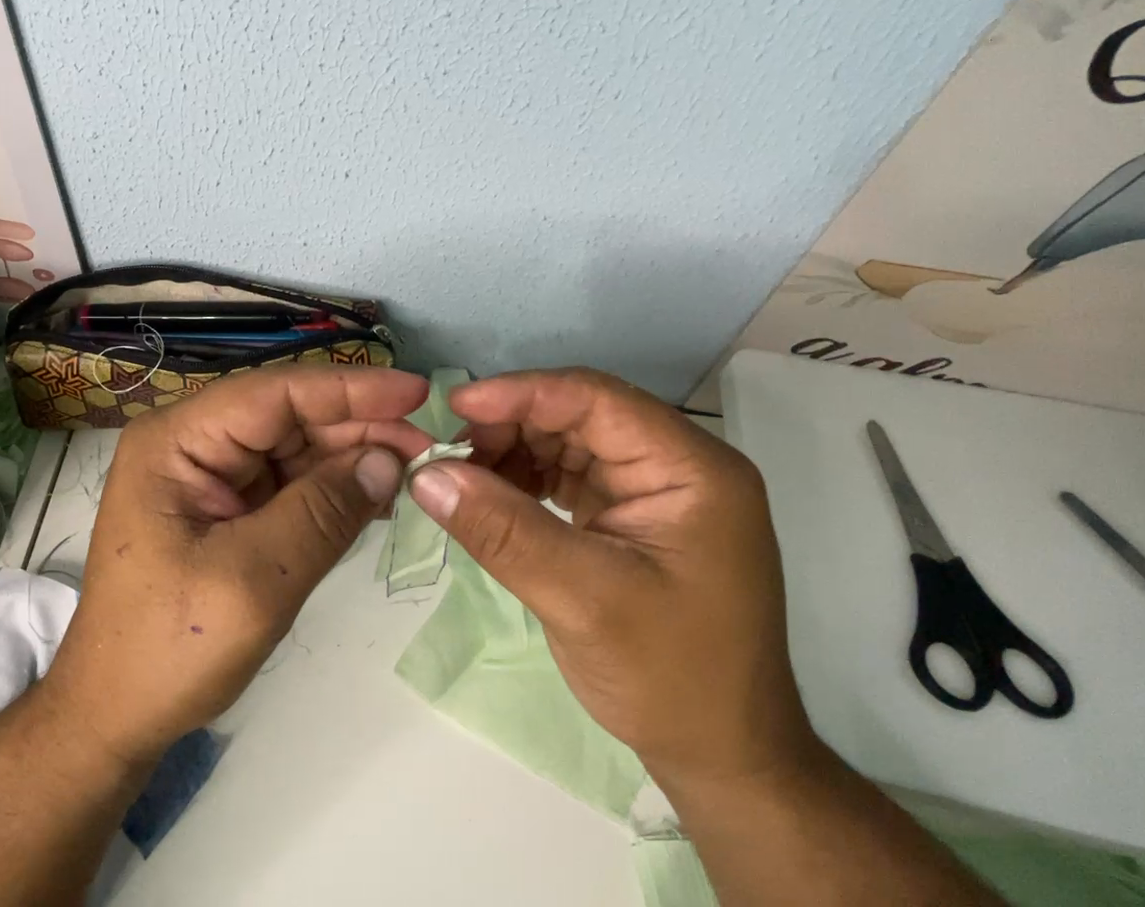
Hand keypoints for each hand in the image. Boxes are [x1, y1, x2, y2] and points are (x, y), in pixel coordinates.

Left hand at [43, 364, 433, 765]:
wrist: (116, 713)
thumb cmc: (170, 648)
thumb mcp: (255, 579)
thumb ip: (323, 513)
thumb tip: (390, 460)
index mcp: (176, 443)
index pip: (273, 394)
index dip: (349, 389)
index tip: (417, 393)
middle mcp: (189, 447)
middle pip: (286, 417)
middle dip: (357, 427)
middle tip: (429, 447)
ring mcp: (205, 480)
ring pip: (292, 449)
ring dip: (350, 459)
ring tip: (413, 471)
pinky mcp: (222, 512)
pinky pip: (286, 486)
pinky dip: (331, 491)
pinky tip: (375, 499)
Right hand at [406, 368, 818, 788]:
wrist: (720, 751)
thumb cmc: (669, 674)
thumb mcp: (582, 599)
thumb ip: (503, 530)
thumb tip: (425, 474)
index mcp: (690, 469)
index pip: (597, 399)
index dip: (521, 394)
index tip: (453, 407)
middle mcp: (676, 468)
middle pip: (580, 417)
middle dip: (510, 427)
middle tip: (446, 453)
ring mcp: (654, 495)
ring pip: (568, 445)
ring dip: (511, 454)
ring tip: (457, 477)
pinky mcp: (630, 522)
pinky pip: (568, 480)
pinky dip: (523, 484)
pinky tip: (486, 499)